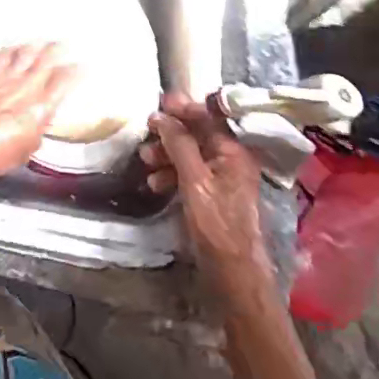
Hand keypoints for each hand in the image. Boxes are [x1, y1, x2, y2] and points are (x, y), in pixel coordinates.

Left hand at [0, 43, 75, 186]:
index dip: (75, 72)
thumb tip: (38, 122)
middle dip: (57, 50)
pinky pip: (1, 56)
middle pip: (45, 60)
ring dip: (35, 46)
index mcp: (41, 107)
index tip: (82, 66)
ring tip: (40, 42)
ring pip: (24, 53)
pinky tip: (13, 48)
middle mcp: (26, 86)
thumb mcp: (27, 149)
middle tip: (63, 44)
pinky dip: (10, 50)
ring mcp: (4, 77)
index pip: (63, 82)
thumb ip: (36, 130)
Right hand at [142, 93, 273, 295]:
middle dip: (170, 133)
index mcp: (233, 151)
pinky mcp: (212, 196)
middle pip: (197, 135)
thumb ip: (179, 144)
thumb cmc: (216, 224)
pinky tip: (155, 182)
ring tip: (145, 160)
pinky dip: (172, 174)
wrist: (232, 274)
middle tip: (146, 134)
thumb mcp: (194, 180)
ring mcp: (222, 179)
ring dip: (167, 154)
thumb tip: (162, 115)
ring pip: (190, 155)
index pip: (208, 117)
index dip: (183, 108)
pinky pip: (190, 174)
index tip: (158, 104)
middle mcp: (230, 160)